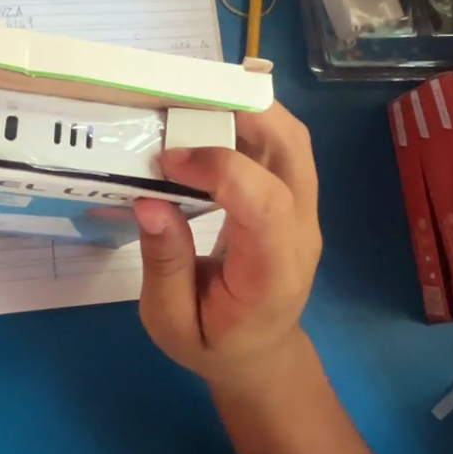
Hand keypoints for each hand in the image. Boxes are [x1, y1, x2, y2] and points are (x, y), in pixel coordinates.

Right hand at [133, 103, 321, 394]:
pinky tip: (205, 119)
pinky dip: (246, 120)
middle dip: (243, 111)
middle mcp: (301, 231)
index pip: (267, 204)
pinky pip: (279, 145)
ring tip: (191, 101)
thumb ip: (164, 265)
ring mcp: (304, 209)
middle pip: (293, 150)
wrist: (259, 354)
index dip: (220, 168)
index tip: (167, 158)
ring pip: (291, 137)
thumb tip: (149, 202)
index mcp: (273, 271)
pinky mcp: (292, 197)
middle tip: (183, 99)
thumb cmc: (213, 343)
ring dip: (245, 109)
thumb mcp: (172, 322)